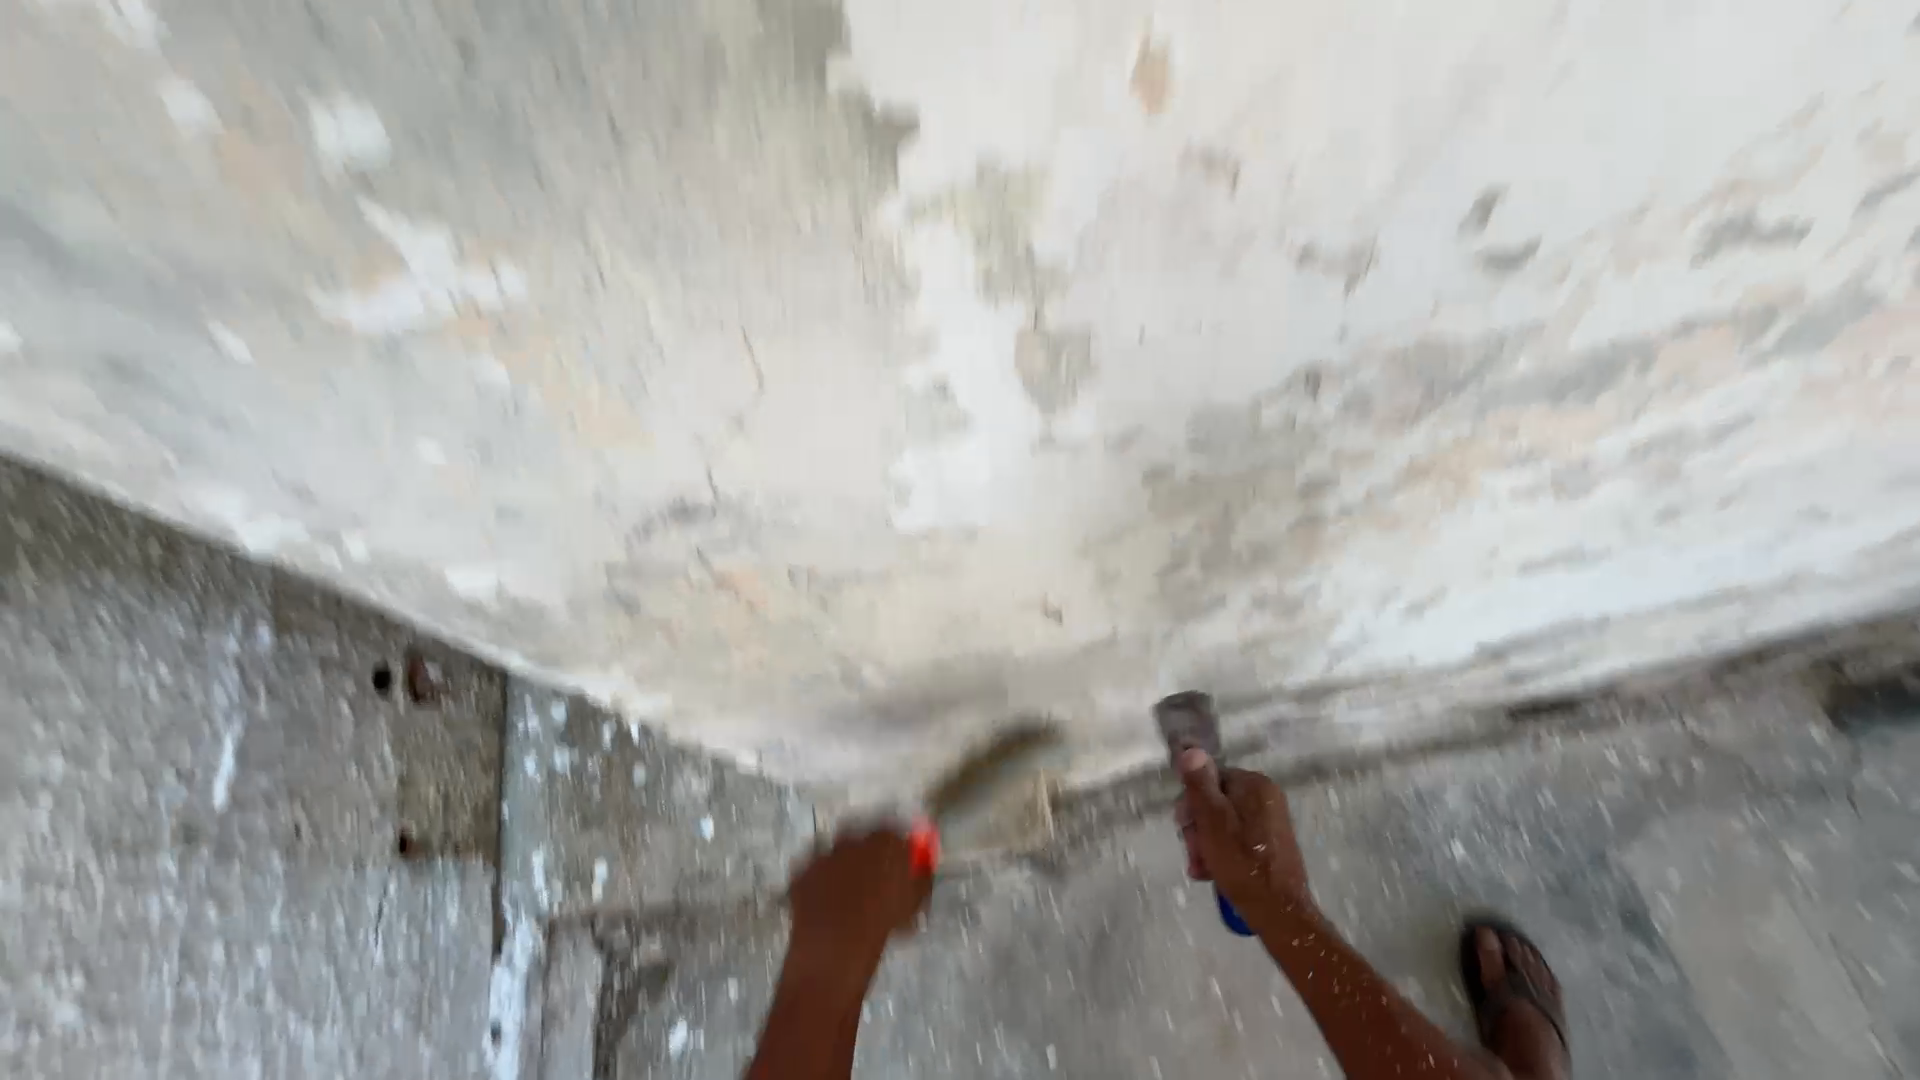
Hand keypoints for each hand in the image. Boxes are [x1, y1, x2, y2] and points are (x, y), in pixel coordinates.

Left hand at [786, 828, 933, 960]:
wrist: (837, 945)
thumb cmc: (884, 922)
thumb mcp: (916, 900)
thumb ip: (922, 876)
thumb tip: (924, 867)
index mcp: (883, 839)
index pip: (894, 831)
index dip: (897, 847)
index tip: (899, 862)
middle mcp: (851, 837)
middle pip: (861, 837)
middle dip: (867, 852)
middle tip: (872, 878)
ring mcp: (821, 853)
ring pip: (835, 854)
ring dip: (841, 866)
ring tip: (847, 896)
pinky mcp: (800, 872)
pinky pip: (812, 873)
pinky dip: (818, 884)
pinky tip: (825, 906)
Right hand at [1175, 750, 1313, 915]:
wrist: (1279, 913)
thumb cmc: (1243, 864)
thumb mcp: (1213, 821)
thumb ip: (1200, 785)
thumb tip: (1191, 749)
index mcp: (1255, 785)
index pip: (1209, 778)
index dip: (1192, 803)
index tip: (1184, 826)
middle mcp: (1266, 797)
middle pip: (1215, 801)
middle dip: (1197, 828)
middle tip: (1194, 852)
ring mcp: (1269, 821)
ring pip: (1221, 822)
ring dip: (1205, 844)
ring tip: (1200, 867)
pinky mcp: (1269, 842)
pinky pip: (1235, 838)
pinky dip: (1220, 852)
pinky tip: (1210, 872)